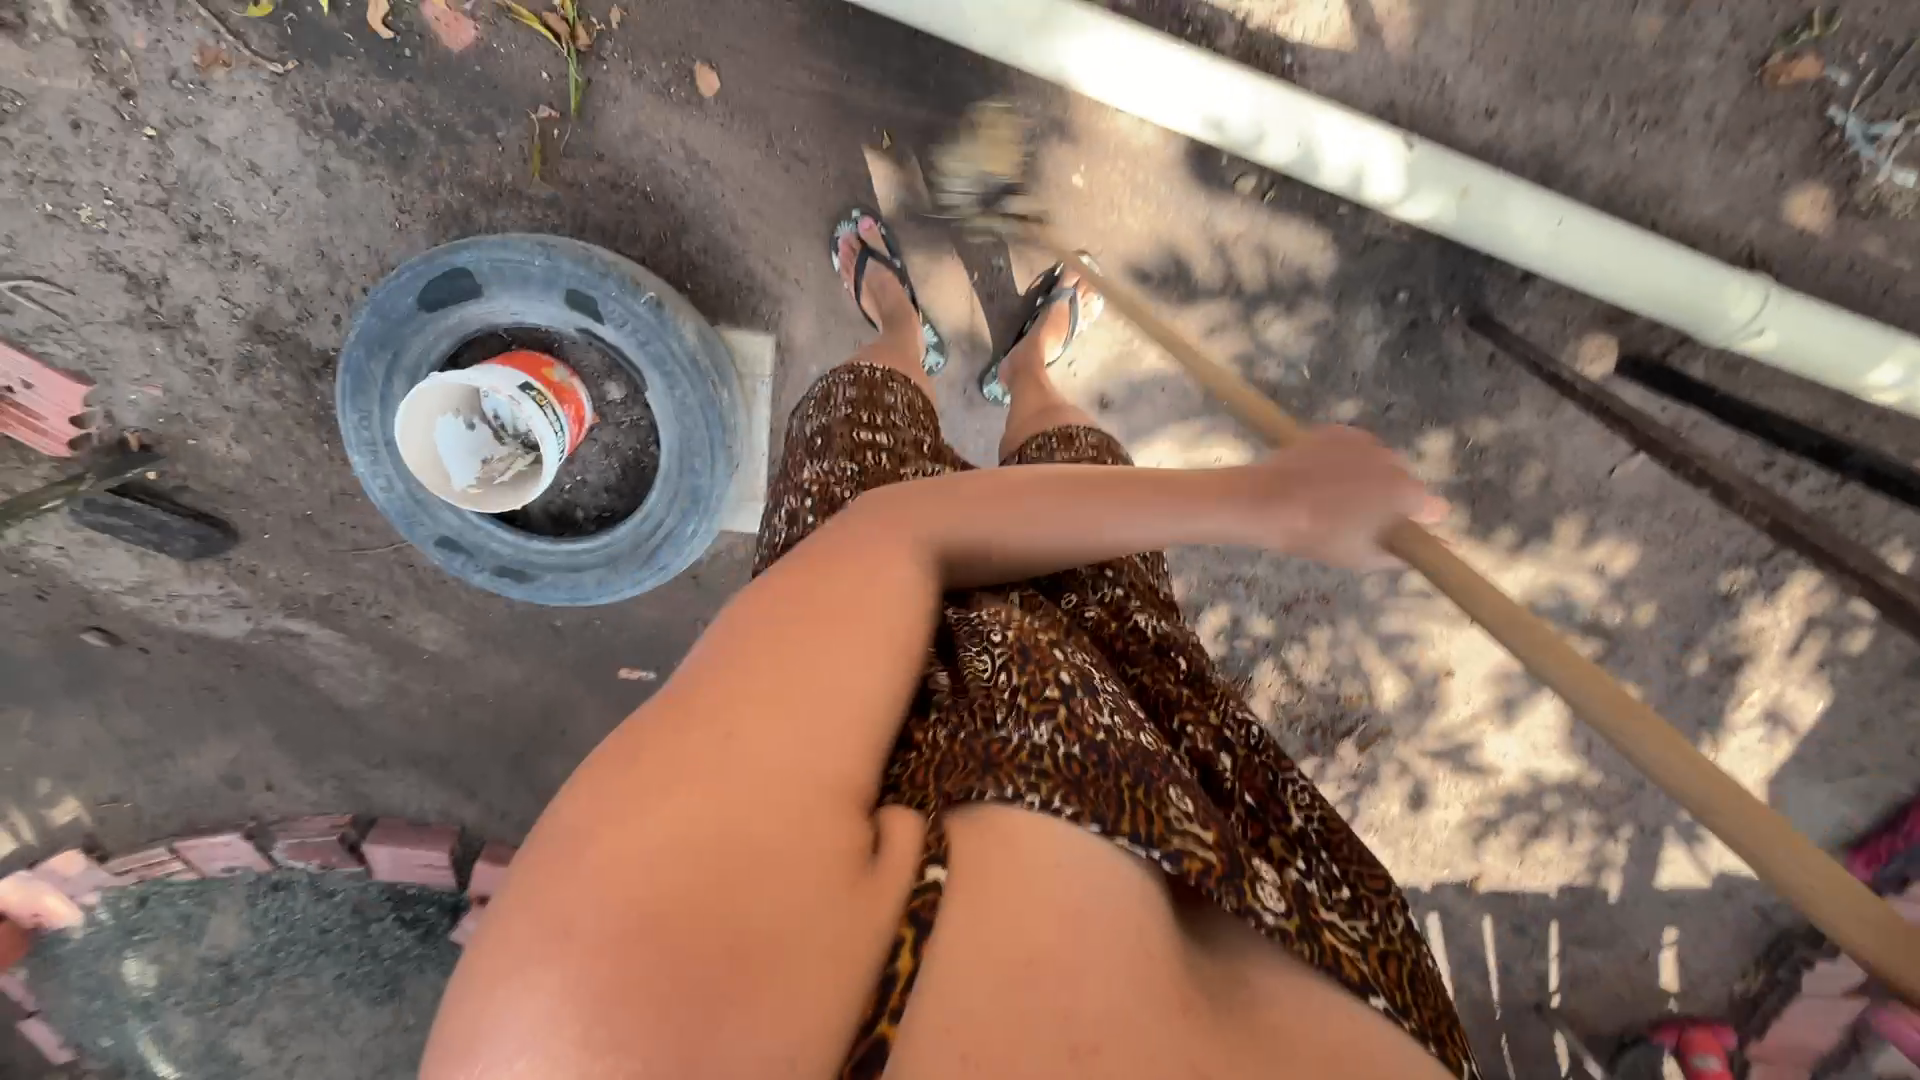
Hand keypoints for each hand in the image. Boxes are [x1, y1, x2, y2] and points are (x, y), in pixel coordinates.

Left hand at [1241, 426, 1446, 568]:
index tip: (1398, 530)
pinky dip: (1344, 460)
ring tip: (1333, 495)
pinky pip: (1353, 448)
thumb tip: (1426, 552)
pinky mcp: (1338, 431)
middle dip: (1390, 497)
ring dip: (1367, 476)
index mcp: (1406, 493)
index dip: (1418, 522)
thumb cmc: (1314, 534)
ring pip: (1379, 463)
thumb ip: (1401, 555)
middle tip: (1357, 515)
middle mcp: (1394, 461)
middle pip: (1406, 483)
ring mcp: (1365, 441)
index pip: (1434, 509)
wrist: (1265, 501)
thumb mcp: (1360, 557)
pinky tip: (1322, 476)